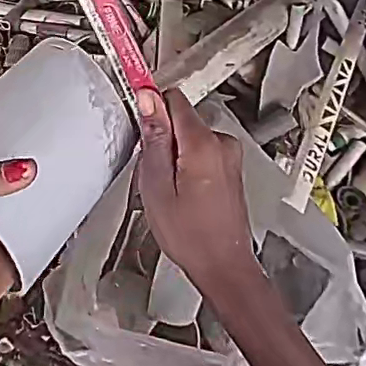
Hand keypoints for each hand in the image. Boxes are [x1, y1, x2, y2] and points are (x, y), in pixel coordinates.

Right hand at [134, 89, 255, 292]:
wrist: (223, 267)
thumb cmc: (191, 235)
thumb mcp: (156, 184)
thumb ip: (153, 138)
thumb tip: (148, 100)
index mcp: (202, 144)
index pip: (173, 99)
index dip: (151, 104)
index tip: (135, 105)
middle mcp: (222, 144)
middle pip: (180, 118)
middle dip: (160, 136)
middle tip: (152, 170)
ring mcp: (229, 156)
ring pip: (188, 135)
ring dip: (173, 152)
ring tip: (168, 187)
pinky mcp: (230, 167)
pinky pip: (200, 150)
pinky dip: (186, 163)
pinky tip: (182, 191)